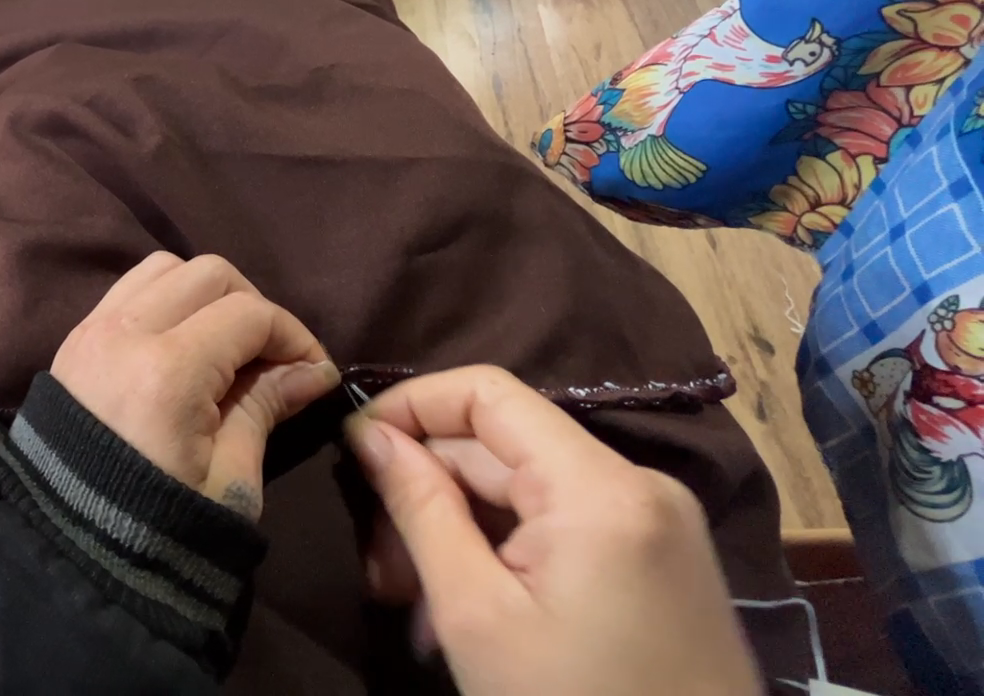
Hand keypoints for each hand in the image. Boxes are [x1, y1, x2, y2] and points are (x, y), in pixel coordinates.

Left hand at [51, 252, 340, 519]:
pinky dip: (165, 298)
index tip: (313, 371)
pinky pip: (129, 287)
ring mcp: (93, 327)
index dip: (293, 335)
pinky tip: (182, 341)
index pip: (248, 314)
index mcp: (167, 369)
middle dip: (252, 306)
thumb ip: (266, 406)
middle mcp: (125, 330)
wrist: (66, 546)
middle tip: (271, 356)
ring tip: (225, 343)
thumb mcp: (229, 479)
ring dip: (204, 292)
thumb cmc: (156, 526)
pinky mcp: (75, 336)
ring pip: (164, 268)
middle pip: (208, 273)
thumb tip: (311, 370)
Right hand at [346, 365, 758, 695]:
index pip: (485, 392)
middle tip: (374, 557)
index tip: (356, 445)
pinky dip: (492, 547)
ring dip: (450, 525)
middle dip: (423, 487)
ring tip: (403, 591)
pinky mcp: (649, 559)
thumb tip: (366, 430)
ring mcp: (648, 523)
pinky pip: (547, 522)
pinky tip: (453, 601)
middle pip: (495, 446)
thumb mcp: (474, 612)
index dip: (411, 403)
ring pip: (514, 488)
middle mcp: (635, 485)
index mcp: (600, 488)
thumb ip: (418, 505)